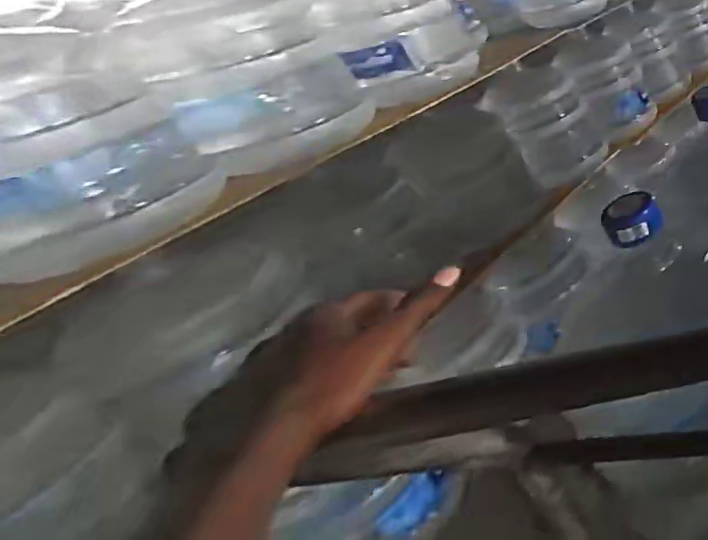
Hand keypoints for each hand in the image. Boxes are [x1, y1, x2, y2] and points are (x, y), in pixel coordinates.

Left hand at [263, 266, 461, 443]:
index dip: (401, 308)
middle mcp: (296, 326)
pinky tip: (331, 391)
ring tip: (368, 376)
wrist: (270, 438)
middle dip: (377, 334)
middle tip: (398, 356)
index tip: (416, 329)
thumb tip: (453, 269)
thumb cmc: (337, 381)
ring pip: (325, 346)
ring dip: (350, 354)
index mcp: (327, 311)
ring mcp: (271, 357)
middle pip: (350, 322)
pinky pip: (302, 370)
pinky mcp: (255, 388)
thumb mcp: (388, 341)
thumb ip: (420, 306)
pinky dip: (323, 373)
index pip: (375, 297)